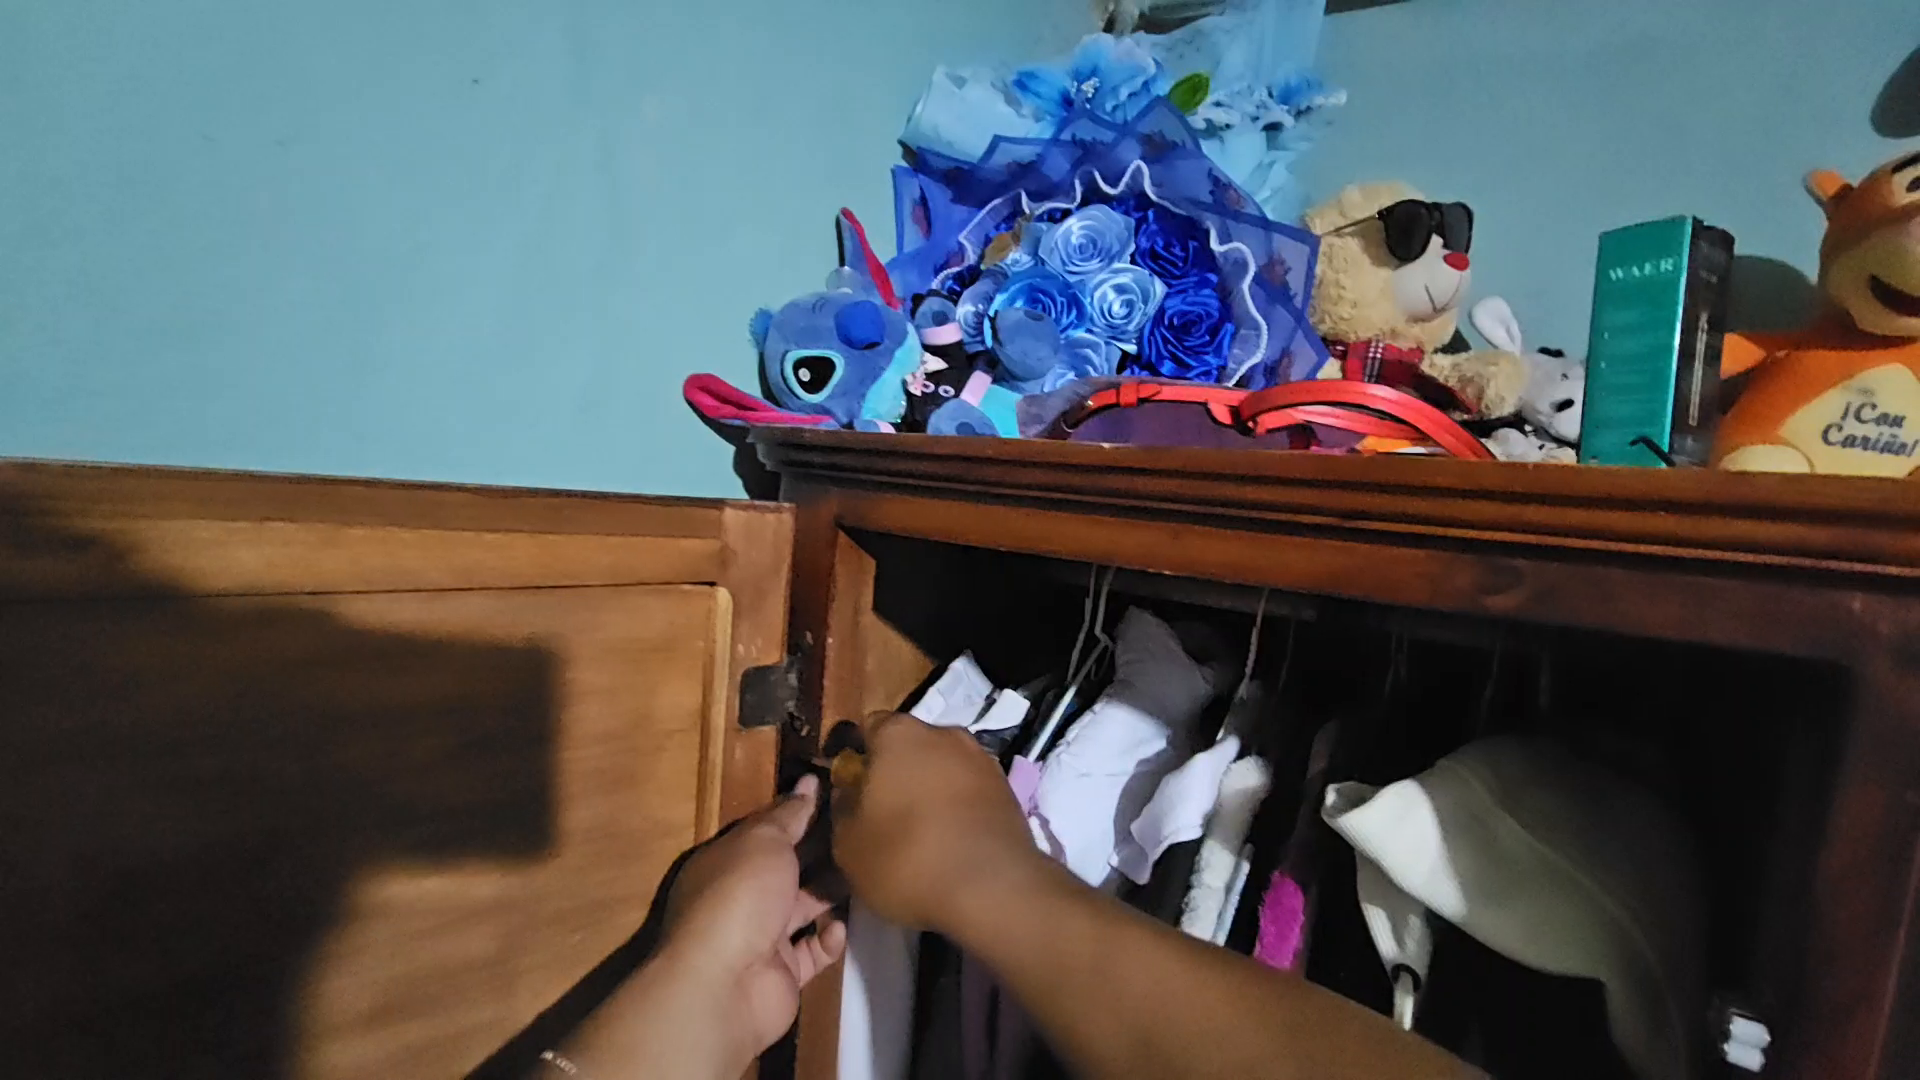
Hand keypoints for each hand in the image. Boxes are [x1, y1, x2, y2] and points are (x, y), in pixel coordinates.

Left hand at [657, 775, 846, 1069]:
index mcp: (728, 859)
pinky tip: (838, 926)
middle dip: (820, 848)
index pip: (767, 828)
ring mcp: (762, 937)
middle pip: (788, 866)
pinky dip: (829, 938)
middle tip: (861, 827)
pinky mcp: (783, 973)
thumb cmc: (741, 894)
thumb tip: (808, 783)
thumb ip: (789, 814)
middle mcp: (742, 896)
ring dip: (830, 890)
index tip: (835, 792)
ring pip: (804, 905)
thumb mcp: (764, 839)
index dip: (798, 810)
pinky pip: (814, 950)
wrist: (726, 984)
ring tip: (865, 868)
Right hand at [831, 713, 1047, 932]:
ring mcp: (981, 757)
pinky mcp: (1007, 786)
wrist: (992, 888)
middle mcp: (943, 733)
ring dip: (932, 789)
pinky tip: (954, 841)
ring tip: (925, 834)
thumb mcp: (848, 844)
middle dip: (898, 773)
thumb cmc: (907, 858)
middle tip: (887, 816)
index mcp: (899, 734)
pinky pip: (970, 789)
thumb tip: (850, 791)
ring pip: (944, 767)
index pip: (869, 729)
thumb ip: (843, 808)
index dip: (860, 760)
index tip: (856, 793)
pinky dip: (960, 806)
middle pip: (910, 746)